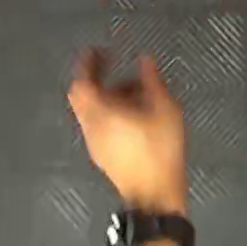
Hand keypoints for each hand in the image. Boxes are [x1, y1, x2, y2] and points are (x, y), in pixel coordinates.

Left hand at [68, 50, 187, 214]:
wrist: (156, 195)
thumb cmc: (160, 149)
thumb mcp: (164, 107)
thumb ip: (151, 80)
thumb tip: (145, 59)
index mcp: (103, 114)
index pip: (83, 83)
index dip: (88, 64)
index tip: (98, 50)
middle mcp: (92, 128)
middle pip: (82, 97)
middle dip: (94, 77)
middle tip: (110, 62)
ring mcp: (95, 143)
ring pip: (90, 110)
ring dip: (106, 93)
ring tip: (135, 88)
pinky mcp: (102, 154)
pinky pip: (98, 123)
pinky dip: (109, 109)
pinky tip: (134, 110)